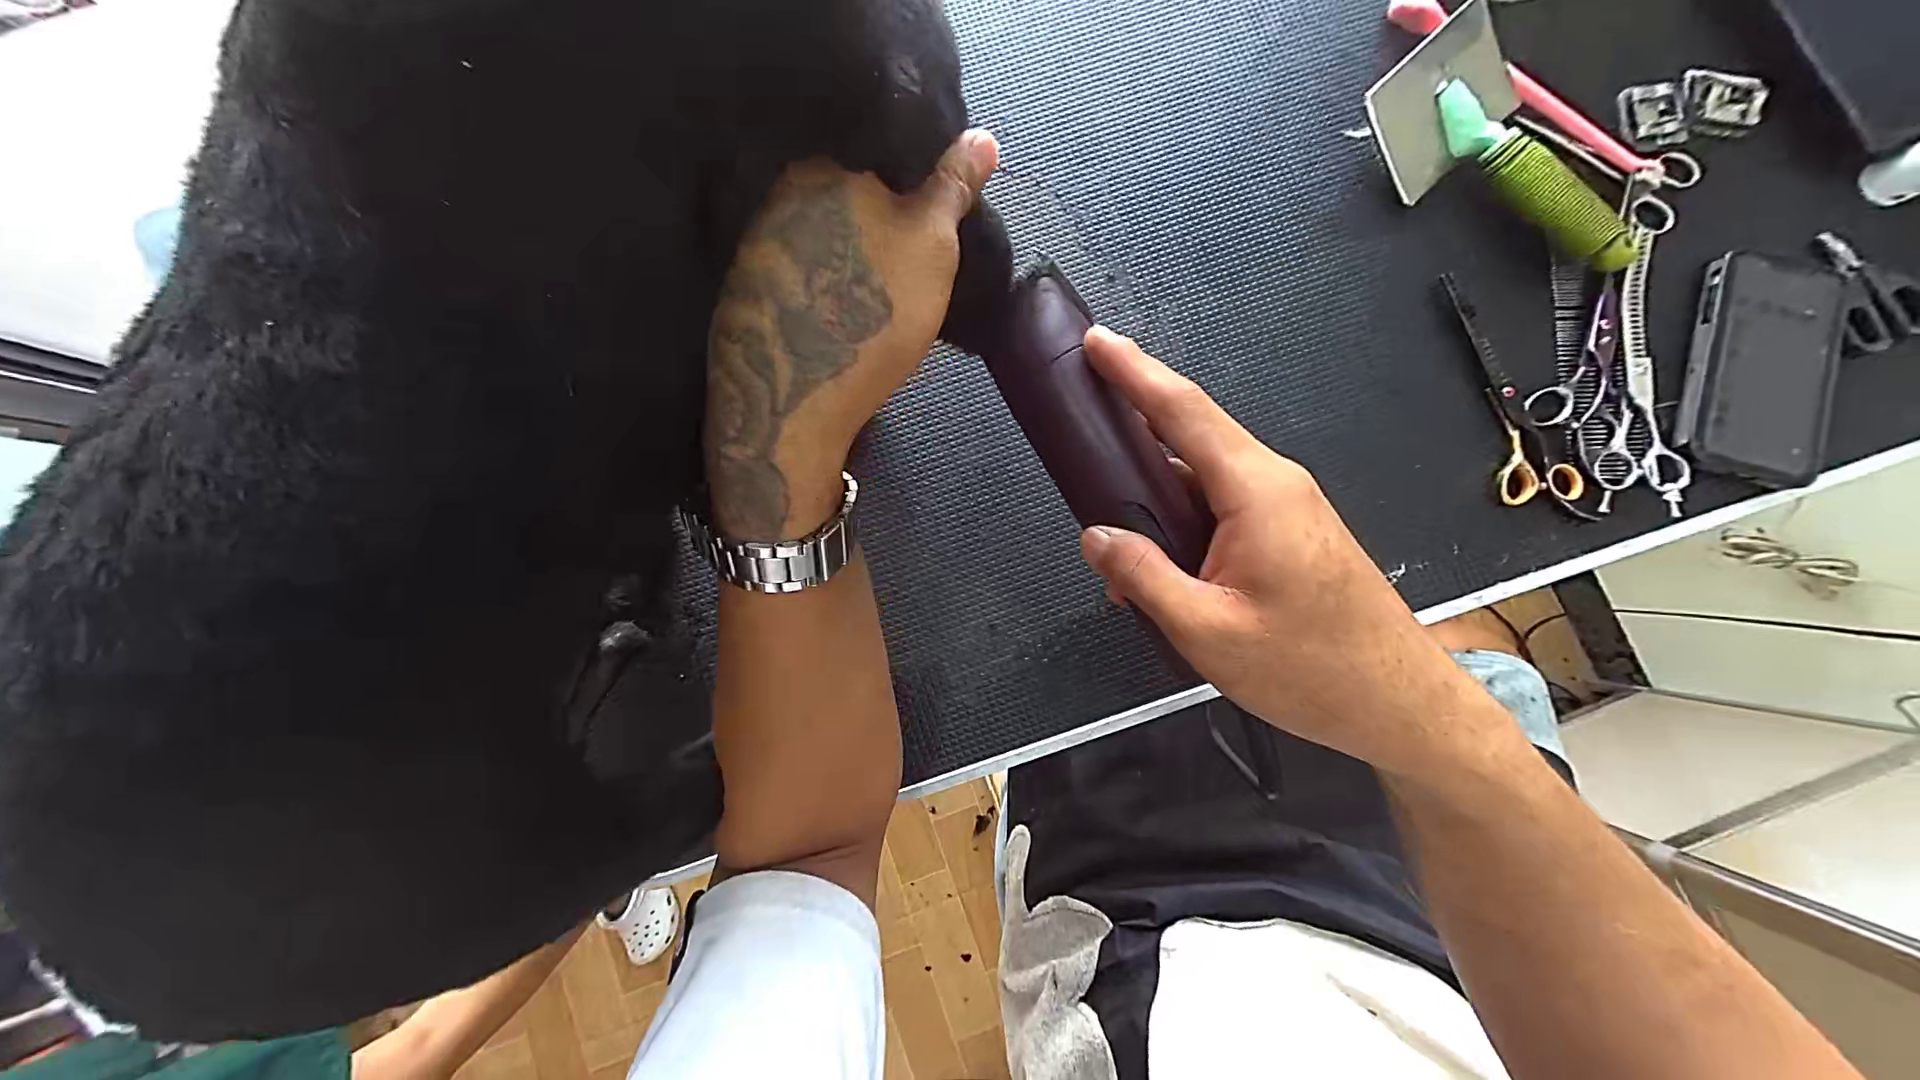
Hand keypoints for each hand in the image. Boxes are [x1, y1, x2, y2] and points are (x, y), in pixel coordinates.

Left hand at [705, 130, 999, 539]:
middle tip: (913, 264)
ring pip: (824, 233)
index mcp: (823, 164)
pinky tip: (843, 312)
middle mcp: (779, 191)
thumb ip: (952, 188)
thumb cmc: (874, 315)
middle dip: (883, 217)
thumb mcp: (931, 247)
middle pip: (847, 190)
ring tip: (881, 293)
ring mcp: (757, 241)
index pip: (879, 149)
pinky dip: (826, 282)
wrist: (795, 403)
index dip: (916, 182)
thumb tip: (982, 137)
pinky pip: (801, 269)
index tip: (937, 220)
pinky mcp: (748, 287)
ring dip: (855, 252)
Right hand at [1075, 328, 1520, 777]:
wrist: (1397, 703)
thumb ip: (1142, 576)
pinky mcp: (1286, 531)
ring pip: (1199, 482)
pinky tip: (1159, 570)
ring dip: (1153, 506)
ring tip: (1119, 553)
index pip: (1183, 411)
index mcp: (1256, 490)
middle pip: (1188, 439)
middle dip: (1130, 439)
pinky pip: (1218, 510)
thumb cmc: (1308, 668)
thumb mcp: (1206, 629)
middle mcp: (1273, 483)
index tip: (1096, 342)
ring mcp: (1284, 506)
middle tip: (1081, 449)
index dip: (1134, 372)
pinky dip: (1180, 528)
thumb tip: (1096, 535)